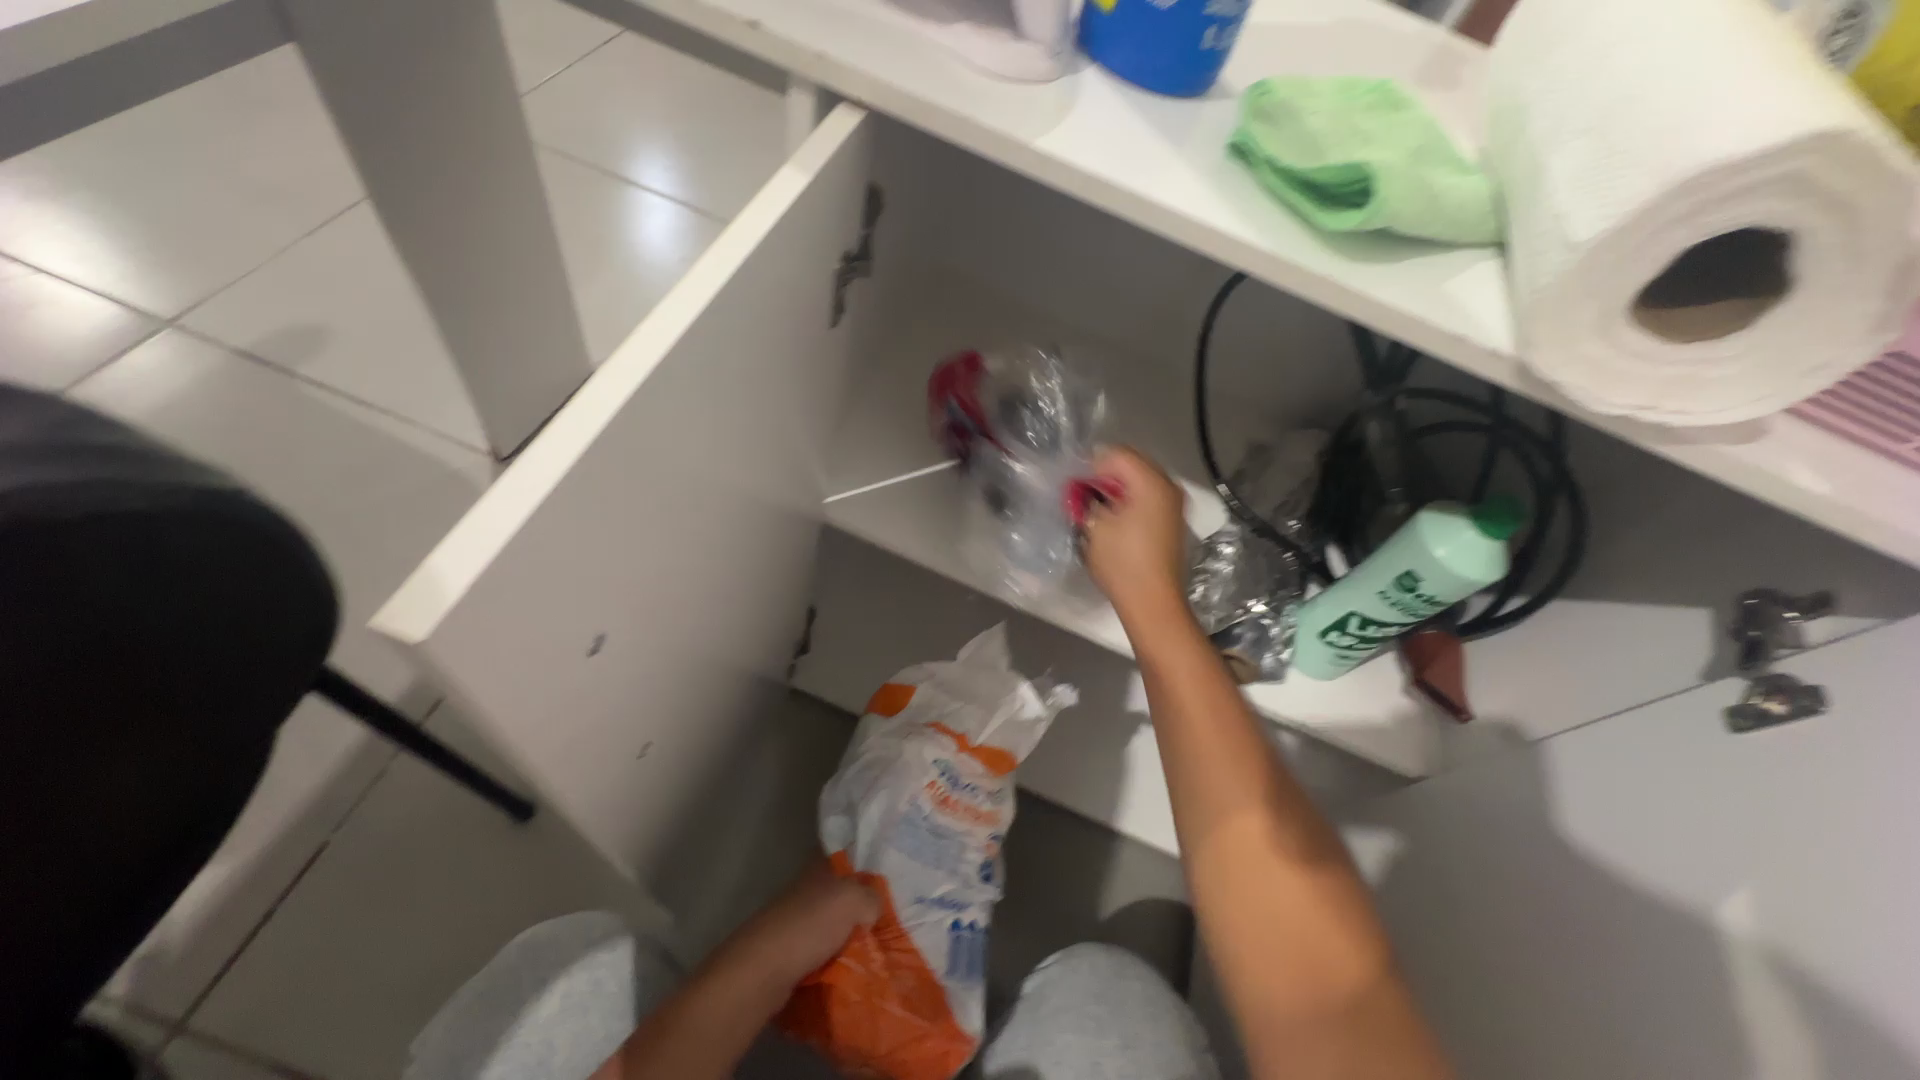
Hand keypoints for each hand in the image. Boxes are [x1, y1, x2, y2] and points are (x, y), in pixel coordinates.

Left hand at [721, 858, 879, 988]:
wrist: (762, 970)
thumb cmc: (808, 927)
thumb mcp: (852, 901)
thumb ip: (872, 898)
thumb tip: (873, 910)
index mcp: (818, 871)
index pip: (848, 863)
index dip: (868, 874)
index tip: (889, 893)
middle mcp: (805, 891)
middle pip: (841, 898)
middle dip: (861, 913)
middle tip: (886, 929)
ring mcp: (794, 923)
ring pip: (831, 927)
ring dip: (847, 941)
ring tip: (871, 955)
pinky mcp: (787, 952)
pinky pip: (819, 953)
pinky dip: (832, 961)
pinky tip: (847, 972)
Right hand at [1080, 446, 1189, 623]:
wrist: (1152, 601)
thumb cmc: (1122, 562)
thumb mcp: (1094, 526)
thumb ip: (1086, 498)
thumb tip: (1085, 490)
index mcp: (1151, 482)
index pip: (1117, 454)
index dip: (1092, 467)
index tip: (1076, 488)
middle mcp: (1168, 487)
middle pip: (1132, 465)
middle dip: (1106, 477)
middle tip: (1084, 498)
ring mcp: (1174, 505)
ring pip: (1140, 483)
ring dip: (1117, 491)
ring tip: (1098, 512)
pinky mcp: (1172, 522)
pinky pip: (1148, 499)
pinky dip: (1130, 503)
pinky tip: (1115, 522)